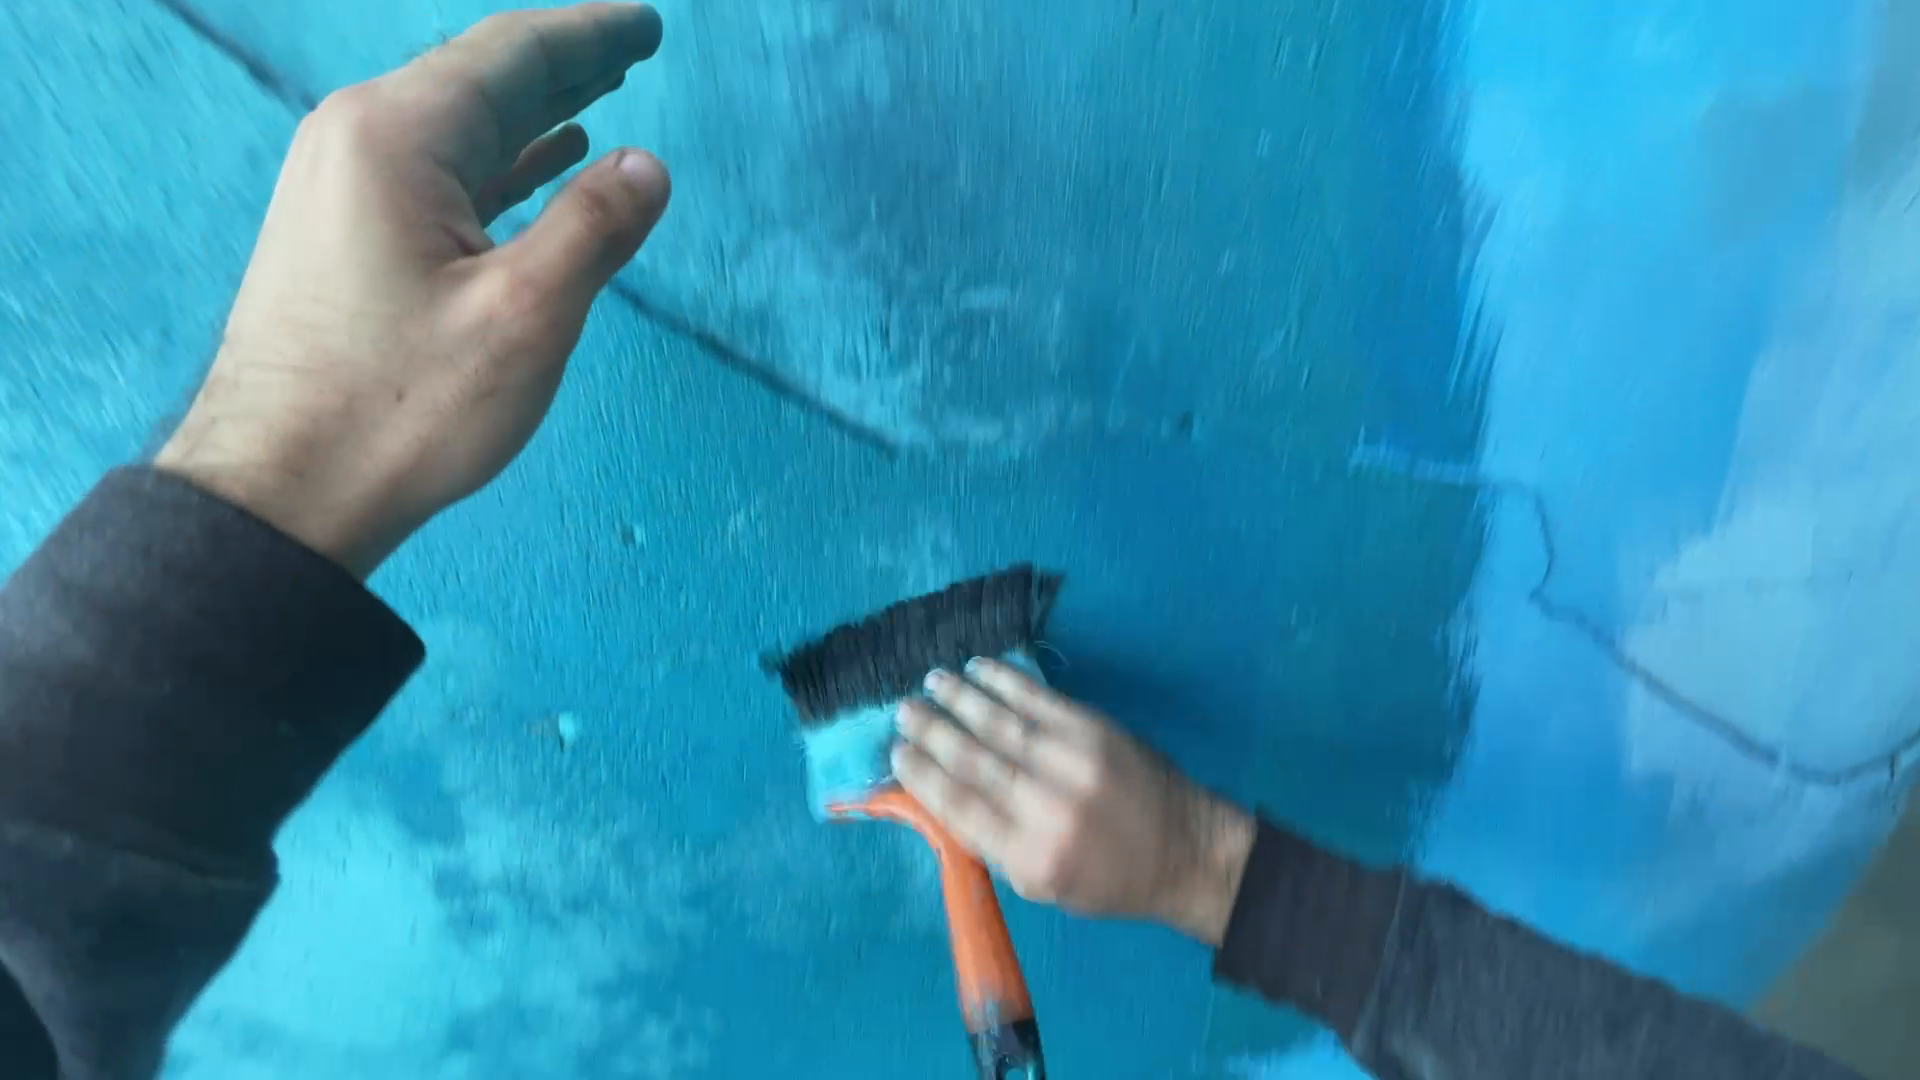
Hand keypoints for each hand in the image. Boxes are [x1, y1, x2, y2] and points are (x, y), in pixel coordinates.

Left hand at [155, 3, 670, 576]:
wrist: (291, 483)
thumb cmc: (414, 403)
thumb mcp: (527, 316)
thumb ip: (594, 229)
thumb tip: (649, 165)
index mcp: (399, 141)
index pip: (513, 57)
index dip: (591, 35)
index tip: (648, 23)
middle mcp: (362, 143)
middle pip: (484, 80)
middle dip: (569, 60)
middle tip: (636, 44)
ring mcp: (351, 189)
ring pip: (467, 128)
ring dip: (540, 109)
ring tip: (602, 91)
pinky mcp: (357, 236)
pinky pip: (450, 174)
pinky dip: (508, 160)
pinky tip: (543, 158)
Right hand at [893, 658, 1256, 945]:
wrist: (1183, 849)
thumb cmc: (1107, 879)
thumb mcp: (1042, 886)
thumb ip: (990, 842)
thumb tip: (938, 793)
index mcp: (1029, 856)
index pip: (958, 806)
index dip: (922, 775)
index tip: (897, 752)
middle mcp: (1046, 807)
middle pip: (972, 760)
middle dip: (931, 731)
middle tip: (904, 710)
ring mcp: (1071, 760)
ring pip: (999, 722)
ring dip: (958, 698)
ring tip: (930, 682)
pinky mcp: (1092, 728)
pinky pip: (1036, 697)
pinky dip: (1003, 680)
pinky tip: (979, 668)